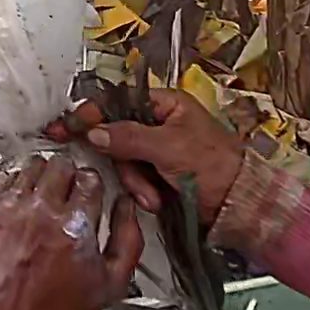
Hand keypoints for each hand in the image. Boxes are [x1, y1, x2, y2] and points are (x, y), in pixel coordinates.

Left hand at [0, 155, 142, 309]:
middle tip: (68, 193)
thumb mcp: (113, 281)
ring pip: (35, 164)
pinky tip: (25, 201)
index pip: (90, 177)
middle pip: (62, 164)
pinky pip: (9, 176)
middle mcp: (44, 208)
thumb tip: (127, 202)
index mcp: (76, 224)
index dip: (93, 184)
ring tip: (46, 194)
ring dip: (44, 175)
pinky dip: (20, 183)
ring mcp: (15, 205)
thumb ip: (129, 237)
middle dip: (69, 176)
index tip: (90, 194)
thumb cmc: (63, 304)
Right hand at [46, 89, 244, 225]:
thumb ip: (129, 137)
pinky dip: (140, 190)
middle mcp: (158, 122)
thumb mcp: (170, 147)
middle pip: (115, 132)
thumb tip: (93, 131)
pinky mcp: (155, 173)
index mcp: (165, 104)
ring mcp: (156, 149)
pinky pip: (132, 177)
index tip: (68, 126)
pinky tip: (155, 200)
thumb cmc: (213, 166)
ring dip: (134, 180)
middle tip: (119, 171)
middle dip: (121, 159)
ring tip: (152, 195)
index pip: (118, 101)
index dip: (92, 113)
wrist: (240, 208)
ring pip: (122, 159)